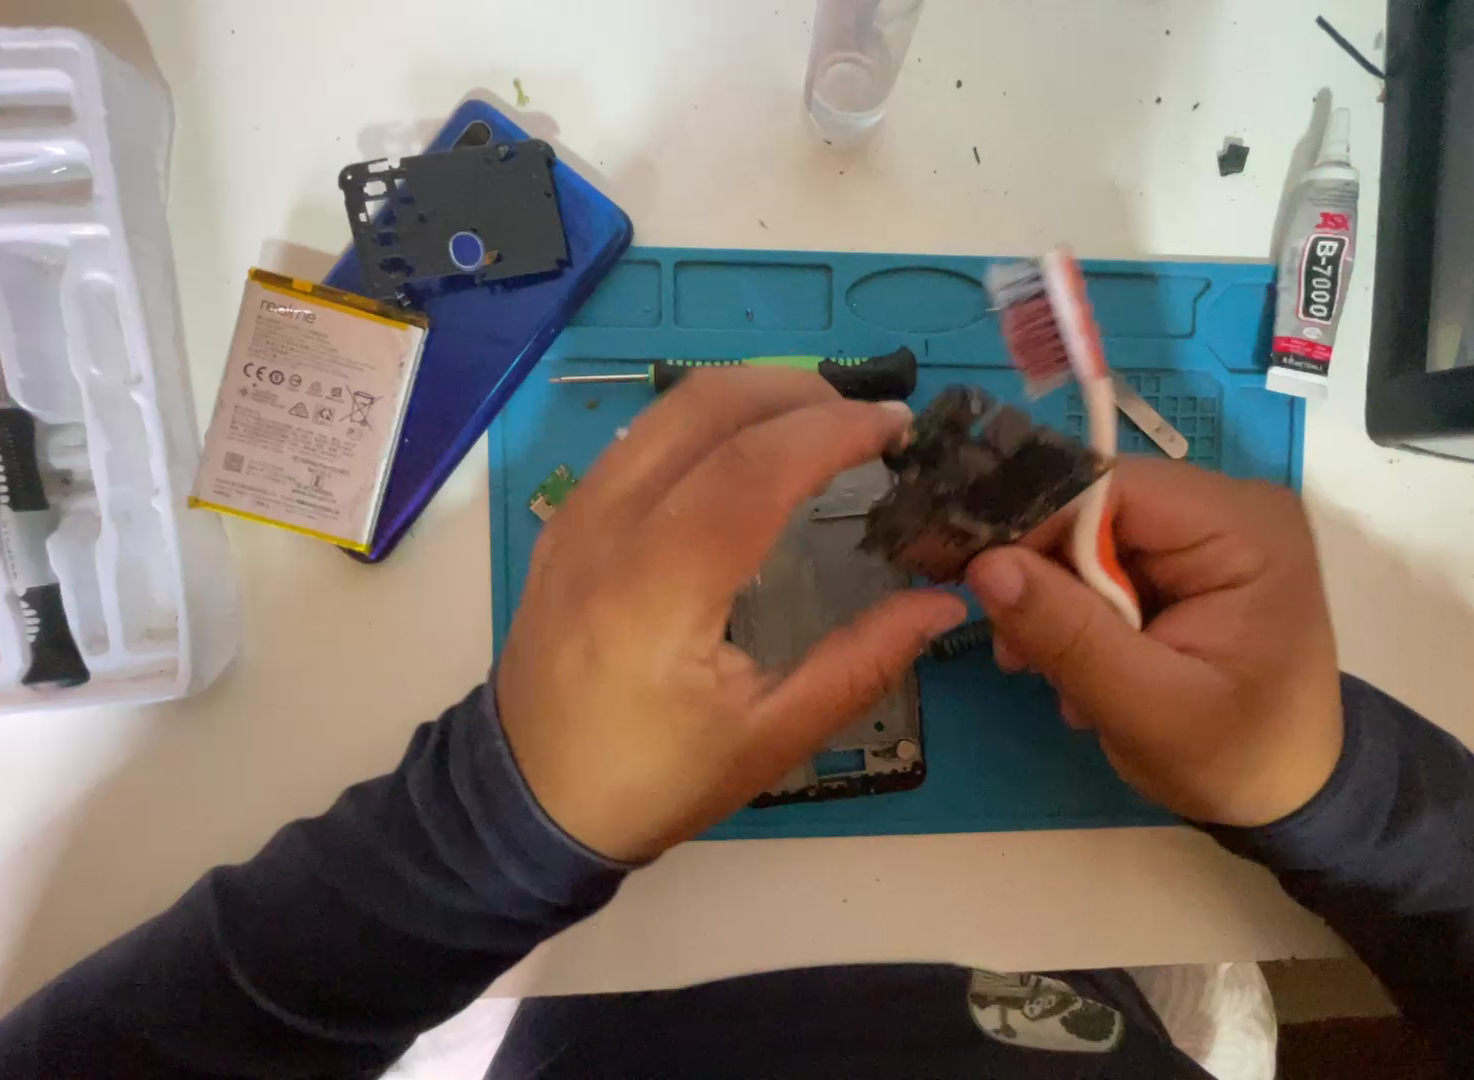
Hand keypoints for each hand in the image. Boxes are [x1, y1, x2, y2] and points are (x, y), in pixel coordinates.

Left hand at [497, 370, 967, 861]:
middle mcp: (607, 527)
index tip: (897, 430)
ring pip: (669, 408)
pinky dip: (709, 420)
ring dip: (754, 395)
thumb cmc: (654, 777)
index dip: (835, 432)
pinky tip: (747, 450)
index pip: (755, 468)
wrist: (530, 800)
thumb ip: (862, 661)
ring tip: (818, 424)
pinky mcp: (566, 516)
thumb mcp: (772, 738)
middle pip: (707, 407)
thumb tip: (943, 603)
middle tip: (864, 423)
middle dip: (799, 393)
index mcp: (658, 588)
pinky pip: (644, 435)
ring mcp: (576, 513)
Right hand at [965, 459, 1341, 826]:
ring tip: (1041, 667)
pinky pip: (1096, 561)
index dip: (1036, 525)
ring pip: (1083, 535)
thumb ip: (1068, 634)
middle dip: (1039, 576)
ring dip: (1048, 601)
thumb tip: (985, 565)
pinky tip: (1070, 661)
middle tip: (1014, 650)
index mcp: (1241, 527)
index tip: (985, 585)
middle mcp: (1224, 508)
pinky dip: (1069, 609)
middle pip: (1091, 508)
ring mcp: (1202, 532)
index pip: (1109, 486)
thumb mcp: (1145, 707)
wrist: (1285, 792)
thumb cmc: (1233, 758)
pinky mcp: (1180, 559)